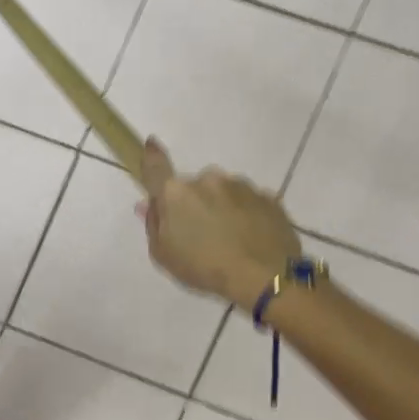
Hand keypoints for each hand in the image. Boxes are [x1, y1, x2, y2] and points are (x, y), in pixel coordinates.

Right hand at [138, 138, 302, 309]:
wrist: (264, 276)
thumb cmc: (203, 266)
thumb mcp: (163, 254)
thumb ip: (154, 225)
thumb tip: (150, 204)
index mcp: (176, 193)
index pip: (157, 168)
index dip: (152, 155)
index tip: (151, 143)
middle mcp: (208, 180)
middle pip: (193, 187)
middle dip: (192, 202)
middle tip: (197, 232)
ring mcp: (242, 187)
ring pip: (223, 193)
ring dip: (221, 208)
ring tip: (228, 240)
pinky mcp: (269, 198)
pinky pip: (248, 203)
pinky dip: (245, 215)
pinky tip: (248, 239)